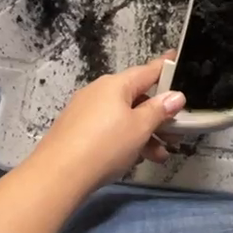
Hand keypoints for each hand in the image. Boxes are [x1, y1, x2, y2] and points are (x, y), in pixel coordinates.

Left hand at [25, 56, 183, 192]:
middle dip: (157, 115)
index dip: (164, 66)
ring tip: (159, 156)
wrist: (56, 176)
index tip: (176, 57)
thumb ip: (159, 110)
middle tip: (175, 132)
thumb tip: (175, 95)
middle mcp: (99, 91)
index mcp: (116, 84)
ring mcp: (84, 110)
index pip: (147, 71)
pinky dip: (124, 139)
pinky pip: (108, 128)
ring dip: (143, 133)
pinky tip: (133, 159)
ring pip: (122, 116)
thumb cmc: (105, 145)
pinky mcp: (75, 130)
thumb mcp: (139, 128)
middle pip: (135, 97)